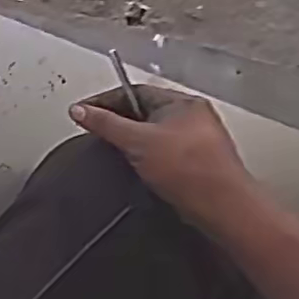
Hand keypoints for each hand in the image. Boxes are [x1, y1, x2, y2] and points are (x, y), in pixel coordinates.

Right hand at [69, 84, 255, 225]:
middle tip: (94, 130)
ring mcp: (197, 139)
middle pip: (142, 110)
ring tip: (113, 149)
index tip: (82, 111)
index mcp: (182, 103)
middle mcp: (193, 117)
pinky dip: (143, 154)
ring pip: (151, 131)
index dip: (103, 100)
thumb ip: (104, 123)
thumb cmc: (185, 167)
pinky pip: (161, 150)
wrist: (220, 206)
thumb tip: (79, 110)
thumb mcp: (134, 140)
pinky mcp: (196, 162)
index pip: (133, 91)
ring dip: (130, 138)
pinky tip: (134, 165)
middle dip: (116, 120)